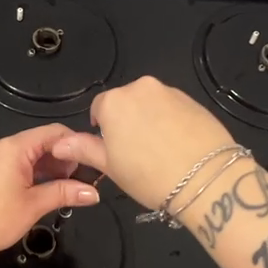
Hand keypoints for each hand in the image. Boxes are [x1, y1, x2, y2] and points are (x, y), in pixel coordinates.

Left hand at [0, 123, 100, 250]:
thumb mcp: (33, 205)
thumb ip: (65, 193)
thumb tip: (93, 193)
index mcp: (16, 147)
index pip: (54, 132)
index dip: (75, 145)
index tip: (91, 163)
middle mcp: (6, 146)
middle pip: (44, 142)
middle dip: (65, 158)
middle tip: (82, 180)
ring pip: (33, 154)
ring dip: (52, 168)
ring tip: (68, 188)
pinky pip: (21, 163)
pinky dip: (37, 173)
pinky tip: (48, 190)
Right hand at [50, 76, 235, 209]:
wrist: (207, 179)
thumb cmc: (150, 175)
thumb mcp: (111, 166)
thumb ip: (84, 149)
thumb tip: (59, 144)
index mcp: (114, 101)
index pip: (99, 108)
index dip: (103, 130)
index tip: (112, 150)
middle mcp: (141, 88)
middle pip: (126, 102)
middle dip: (127, 122)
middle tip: (135, 154)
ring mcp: (171, 92)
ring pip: (151, 104)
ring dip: (149, 120)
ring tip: (159, 152)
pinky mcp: (194, 101)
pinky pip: (174, 108)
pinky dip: (171, 122)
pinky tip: (178, 147)